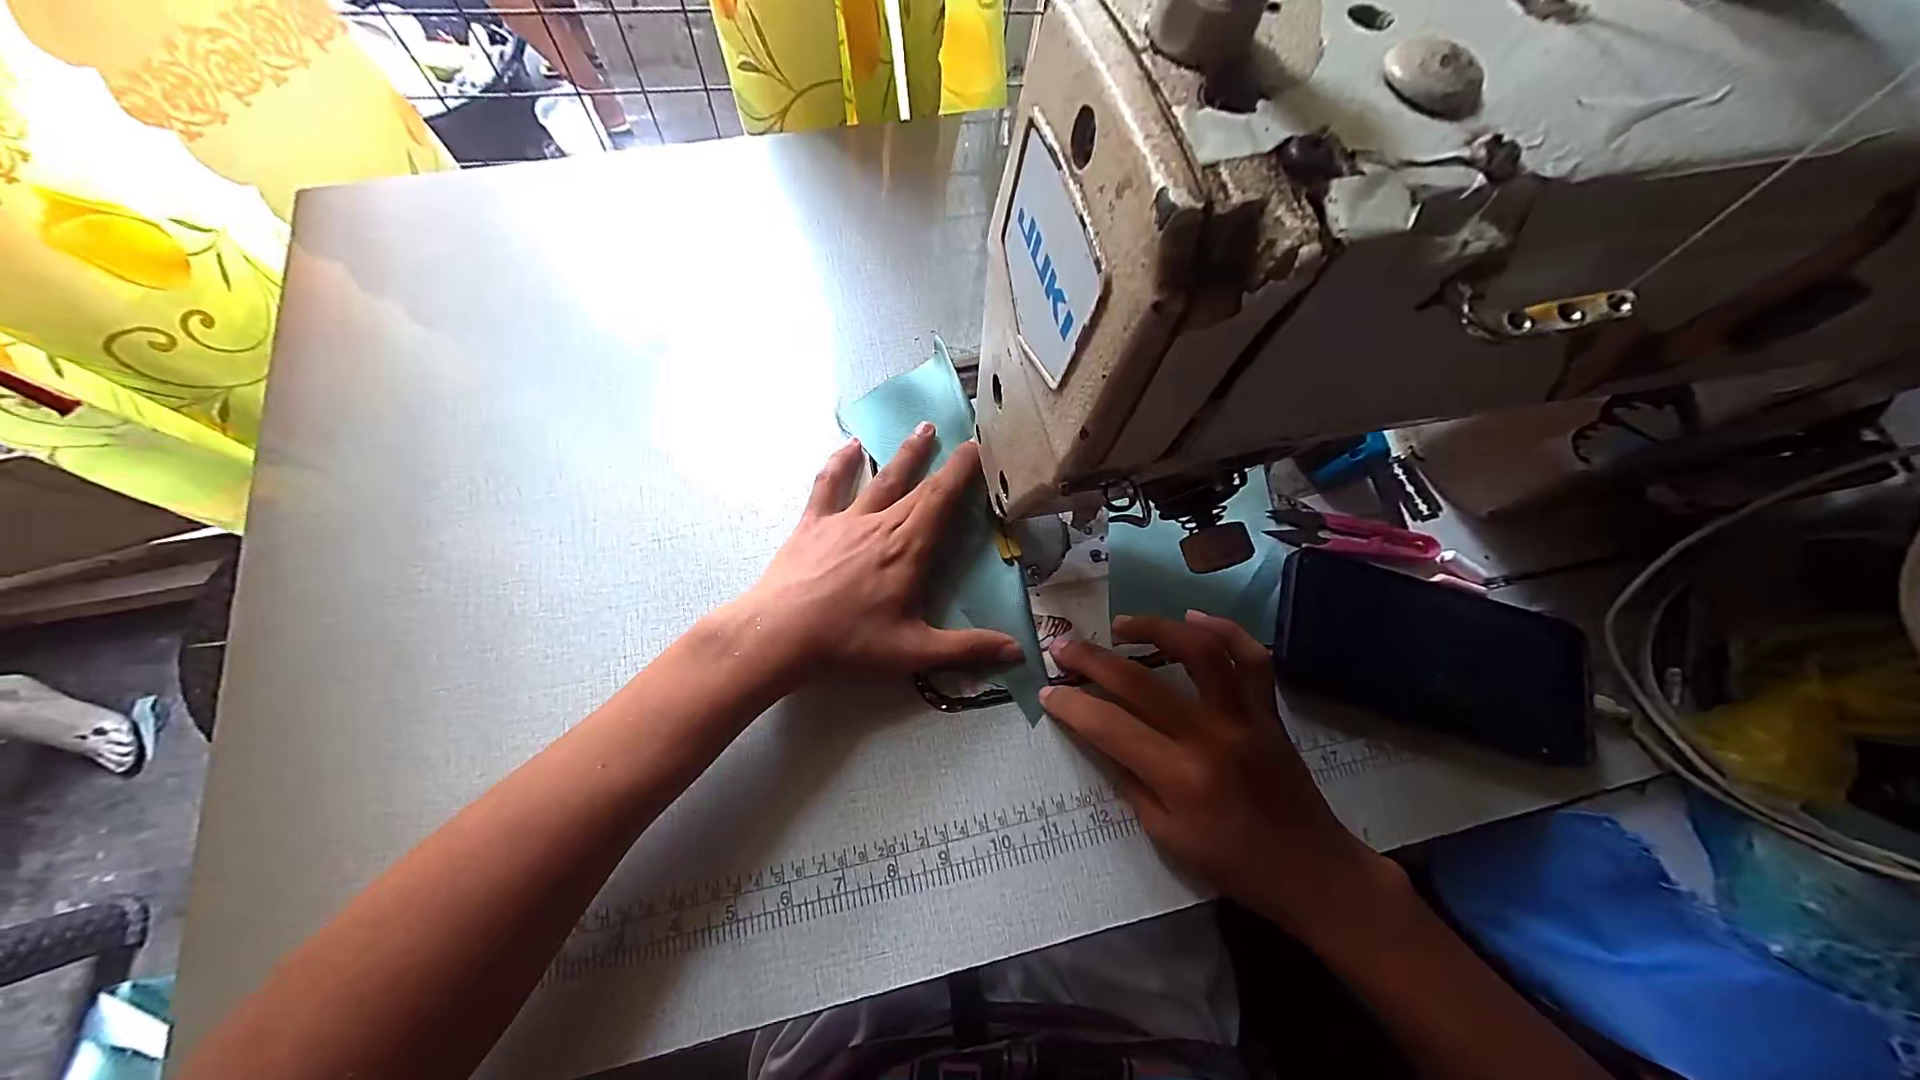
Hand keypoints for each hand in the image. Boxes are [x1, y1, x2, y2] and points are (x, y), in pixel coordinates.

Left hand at [728, 426, 1023, 686]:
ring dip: (904, 454)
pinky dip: (841, 464)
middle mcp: (880, 524)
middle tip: (960, 435)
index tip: (980, 447)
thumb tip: (1018, 651)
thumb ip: (967, 648)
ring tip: (921, 428)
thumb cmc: (848, 642)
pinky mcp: (813, 524)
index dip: (964, 470)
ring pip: (881, 478)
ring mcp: (844, 520)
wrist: (780, 634)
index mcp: (908, 548)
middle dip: (942, 460)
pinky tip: (851, 447)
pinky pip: (830, 485)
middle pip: (918, 485)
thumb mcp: (914, 652)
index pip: (942, 499)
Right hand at [1041, 612, 1402, 933]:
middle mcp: (1211, 739)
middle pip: (1141, 681)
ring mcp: (1245, 718)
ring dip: (1156, 628)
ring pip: (1200, 652)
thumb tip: (1097, 733)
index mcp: (1181, 779)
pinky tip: (1193, 618)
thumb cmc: (1232, 863)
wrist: (1312, 870)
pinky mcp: (1269, 711)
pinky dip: (1224, 630)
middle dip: (1092, 659)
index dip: (1072, 705)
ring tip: (1122, 624)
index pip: (1110, 727)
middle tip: (1063, 647)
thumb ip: (1129, 778)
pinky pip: (1251, 658)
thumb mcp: (1166, 834)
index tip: (1049, 691)